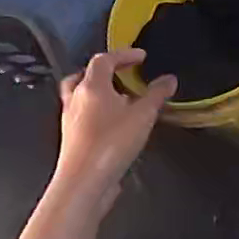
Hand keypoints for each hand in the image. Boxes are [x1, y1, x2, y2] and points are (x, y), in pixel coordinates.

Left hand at [50, 49, 176, 216]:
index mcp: (91, 88)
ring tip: (121, 96)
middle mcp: (76, 100)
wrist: (83, 183)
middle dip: (103, 71)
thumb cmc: (112, 142)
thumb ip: (157, 94)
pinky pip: (83, 114)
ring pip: (80, 96)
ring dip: (99, 91)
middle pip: (83, 76)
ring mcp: (70, 120)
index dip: (123, 54)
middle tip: (122, 73)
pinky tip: (115, 121)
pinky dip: (97, 110)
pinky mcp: (72, 138)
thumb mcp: (144, 115)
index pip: (103, 60)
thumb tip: (169, 79)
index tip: (141, 56)